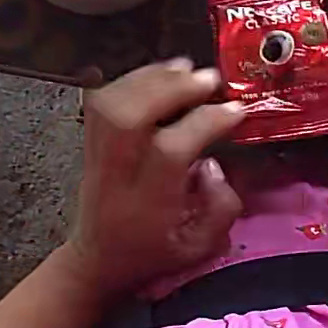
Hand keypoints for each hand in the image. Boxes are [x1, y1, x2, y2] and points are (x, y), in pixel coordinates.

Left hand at [64, 59, 246, 298]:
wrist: (99, 259)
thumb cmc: (154, 254)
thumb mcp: (200, 248)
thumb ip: (220, 209)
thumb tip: (214, 165)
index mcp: (148, 203)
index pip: (171, 151)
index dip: (205, 124)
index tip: (236, 109)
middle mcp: (117, 174)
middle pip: (130, 117)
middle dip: (170, 89)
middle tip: (209, 78)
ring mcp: (98, 156)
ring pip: (112, 105)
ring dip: (150, 78)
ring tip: (185, 68)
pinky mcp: (91, 143)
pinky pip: (102, 102)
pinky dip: (130, 80)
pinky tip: (158, 74)